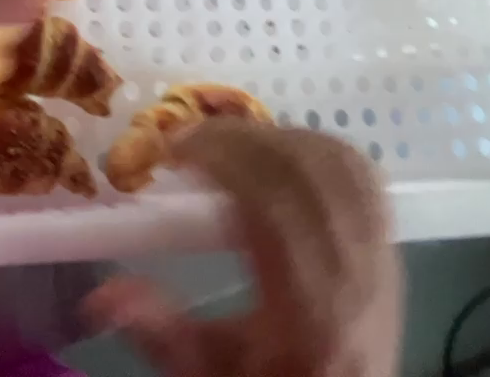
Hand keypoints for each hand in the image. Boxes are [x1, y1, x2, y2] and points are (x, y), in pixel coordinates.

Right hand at [86, 122, 402, 376]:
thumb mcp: (209, 373)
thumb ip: (160, 335)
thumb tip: (101, 293)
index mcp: (310, 311)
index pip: (274, 207)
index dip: (222, 159)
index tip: (173, 147)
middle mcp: (355, 274)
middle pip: (304, 171)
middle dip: (239, 138)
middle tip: (188, 138)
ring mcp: (381, 253)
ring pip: (336, 163)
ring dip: (276, 137)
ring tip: (228, 141)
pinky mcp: (388, 240)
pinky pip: (359, 171)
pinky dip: (313, 143)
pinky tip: (277, 147)